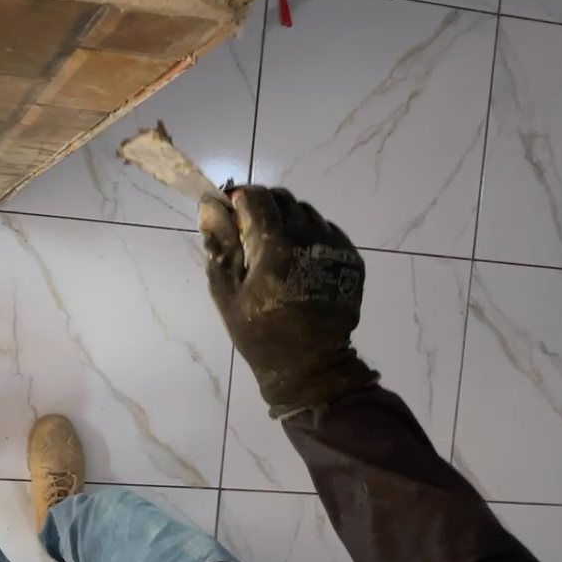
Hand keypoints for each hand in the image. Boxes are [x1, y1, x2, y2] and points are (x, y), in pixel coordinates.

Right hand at [200, 186, 376, 416]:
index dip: (238, 198)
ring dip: (286, 220)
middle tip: (249, 232)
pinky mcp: (351, 258)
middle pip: (283, 199)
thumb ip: (219, 244)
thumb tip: (210, 205)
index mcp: (275, 245)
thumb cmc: (258, 332)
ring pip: (306, 212)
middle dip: (262, 207)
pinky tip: (298, 260)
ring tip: (275, 248)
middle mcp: (309, 237)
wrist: (308, 364)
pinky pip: (326, 230)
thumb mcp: (226, 291)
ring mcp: (334, 246)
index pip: (256, 197)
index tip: (229, 212)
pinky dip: (309, 235)